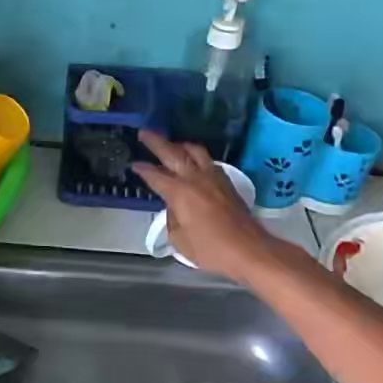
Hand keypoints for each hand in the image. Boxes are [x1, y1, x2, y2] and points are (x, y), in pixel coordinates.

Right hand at [131, 131, 283, 280]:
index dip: (143, 170)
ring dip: (181, 146)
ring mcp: (214, 178)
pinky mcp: (228, 183)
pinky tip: (196, 163)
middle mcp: (196, 178)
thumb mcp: (180, 240)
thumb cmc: (210, 249)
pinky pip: (209, 162)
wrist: (248, 249)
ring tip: (172, 146)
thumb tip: (173, 207)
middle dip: (157, 142)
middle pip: (174, 153)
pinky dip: (197, 157)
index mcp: (180, 192)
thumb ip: (172, 219)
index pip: (156, 176)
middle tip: (145, 133)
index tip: (134, 165)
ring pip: (195, 152)